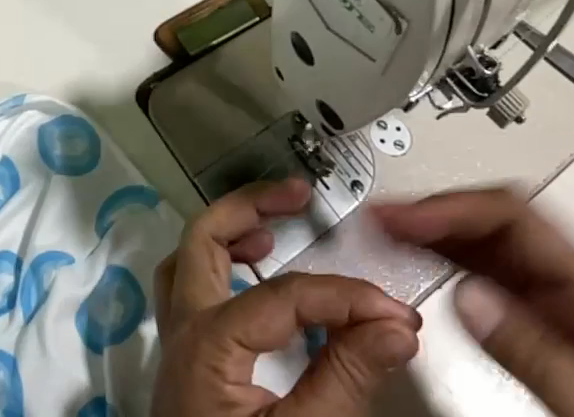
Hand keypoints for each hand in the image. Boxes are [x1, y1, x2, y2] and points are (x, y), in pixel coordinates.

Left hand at [151, 178, 422, 415]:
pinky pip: (195, 295)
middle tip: (299, 196)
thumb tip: (394, 326)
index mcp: (207, 344)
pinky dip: (225, 271)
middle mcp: (183, 334)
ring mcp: (179, 350)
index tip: (394, 315)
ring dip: (229, 232)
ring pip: (188, 262)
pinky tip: (260, 282)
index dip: (347, 296)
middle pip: (202, 238)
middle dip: (252, 206)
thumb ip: (345, 377)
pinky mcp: (188, 370)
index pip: (286, 294)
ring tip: (276, 227)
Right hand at [373, 188, 573, 416]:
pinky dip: (461, 268)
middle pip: (500, 223)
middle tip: (381, 216)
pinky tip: (436, 273)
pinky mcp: (569, 333)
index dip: (451, 206)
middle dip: (437, 211)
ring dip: (443, 234)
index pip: (515, 216)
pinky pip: (505, 285)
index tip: (400, 216)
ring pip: (497, 249)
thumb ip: (541, 355)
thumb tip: (467, 295)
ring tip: (393, 234)